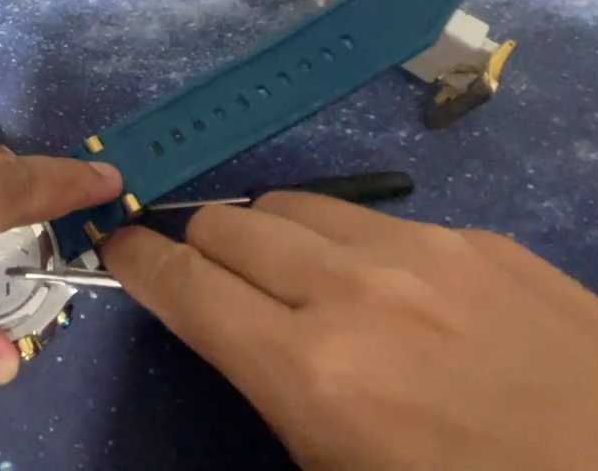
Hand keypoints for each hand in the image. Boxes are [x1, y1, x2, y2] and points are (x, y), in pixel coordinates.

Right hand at [102, 193, 597, 470]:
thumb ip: (272, 395)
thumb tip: (226, 328)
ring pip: (287, 202)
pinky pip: (370, 217)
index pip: (178, 279)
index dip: (133, 258)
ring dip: (267, 236)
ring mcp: (421, 251)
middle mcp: (352, 290)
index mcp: (312, 373)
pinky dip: (345, 242)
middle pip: (222, 222)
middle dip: (198, 248)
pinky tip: (393, 292)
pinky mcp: (481, 238)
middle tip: (210, 281)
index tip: (116, 249)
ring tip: (293, 277)